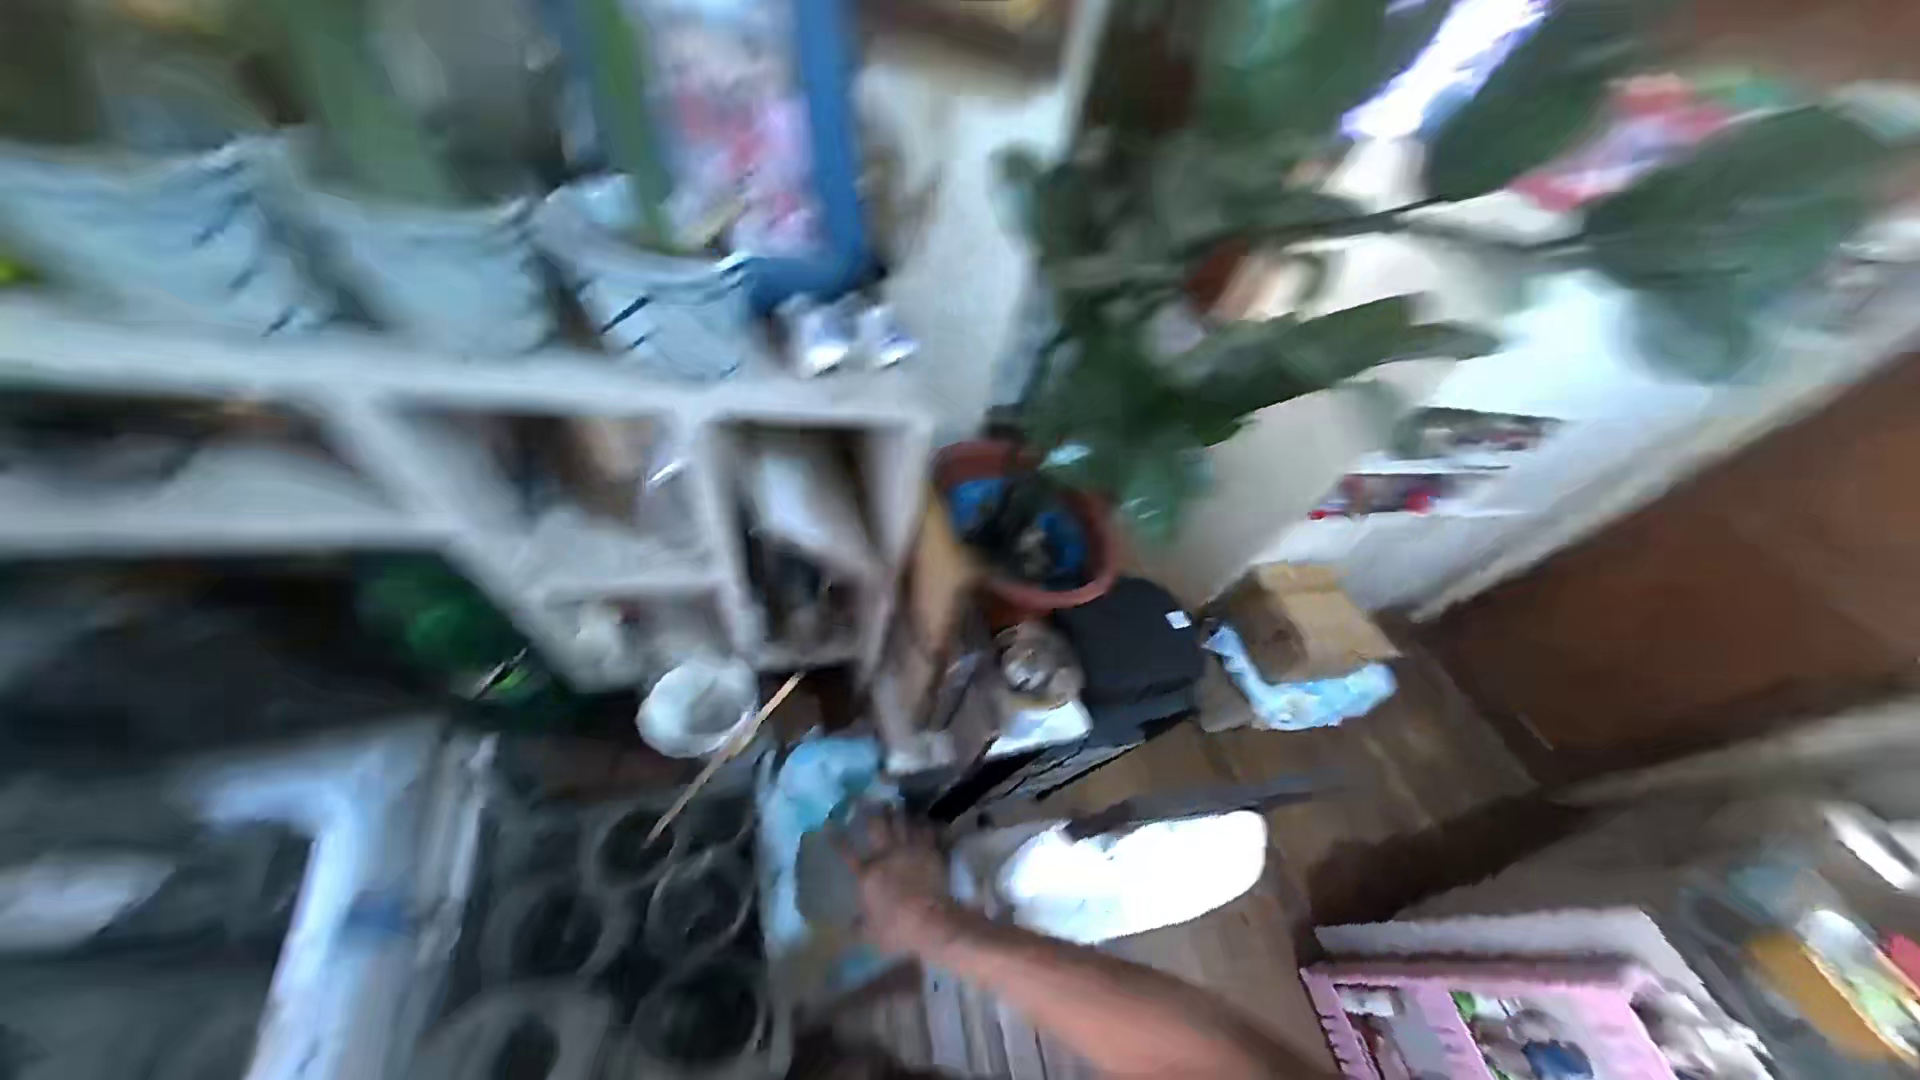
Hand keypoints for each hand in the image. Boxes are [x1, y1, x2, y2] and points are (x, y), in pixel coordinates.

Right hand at [833, 808, 965, 955]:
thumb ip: (858, 926)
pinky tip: (925, 818)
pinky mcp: (929, 850)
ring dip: (900, 812)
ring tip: (898, 802)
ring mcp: (909, 849)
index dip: (837, 839)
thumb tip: (849, 924)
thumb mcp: (870, 934)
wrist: (929, 921)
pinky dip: (925, 823)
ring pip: (902, 822)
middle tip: (871, 799)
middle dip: (874, 811)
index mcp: (867, 874)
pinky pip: (927, 830)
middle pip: (878, 827)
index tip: (830, 824)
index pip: (847, 853)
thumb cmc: (896, 929)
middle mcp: (886, 855)